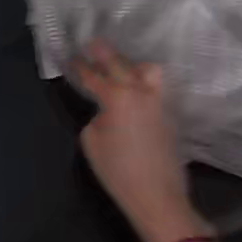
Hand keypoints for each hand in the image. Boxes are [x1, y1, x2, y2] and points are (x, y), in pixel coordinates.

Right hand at [72, 38, 208, 241]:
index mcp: (118, 97)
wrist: (158, 198)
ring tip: (120, 67)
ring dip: (132, 65)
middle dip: (105, 54)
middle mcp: (142, 93)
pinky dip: (143, 82)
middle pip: (121, 65)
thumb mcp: (91, 140)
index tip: (72, 57)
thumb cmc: (117, 170)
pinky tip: (134, 88)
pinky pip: (156, 88)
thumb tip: (105, 110)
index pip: (94, 76)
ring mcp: (160, 104)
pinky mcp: (170, 117)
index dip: (81, 67)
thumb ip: (97, 116)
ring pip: (149, 72)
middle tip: (93, 43)